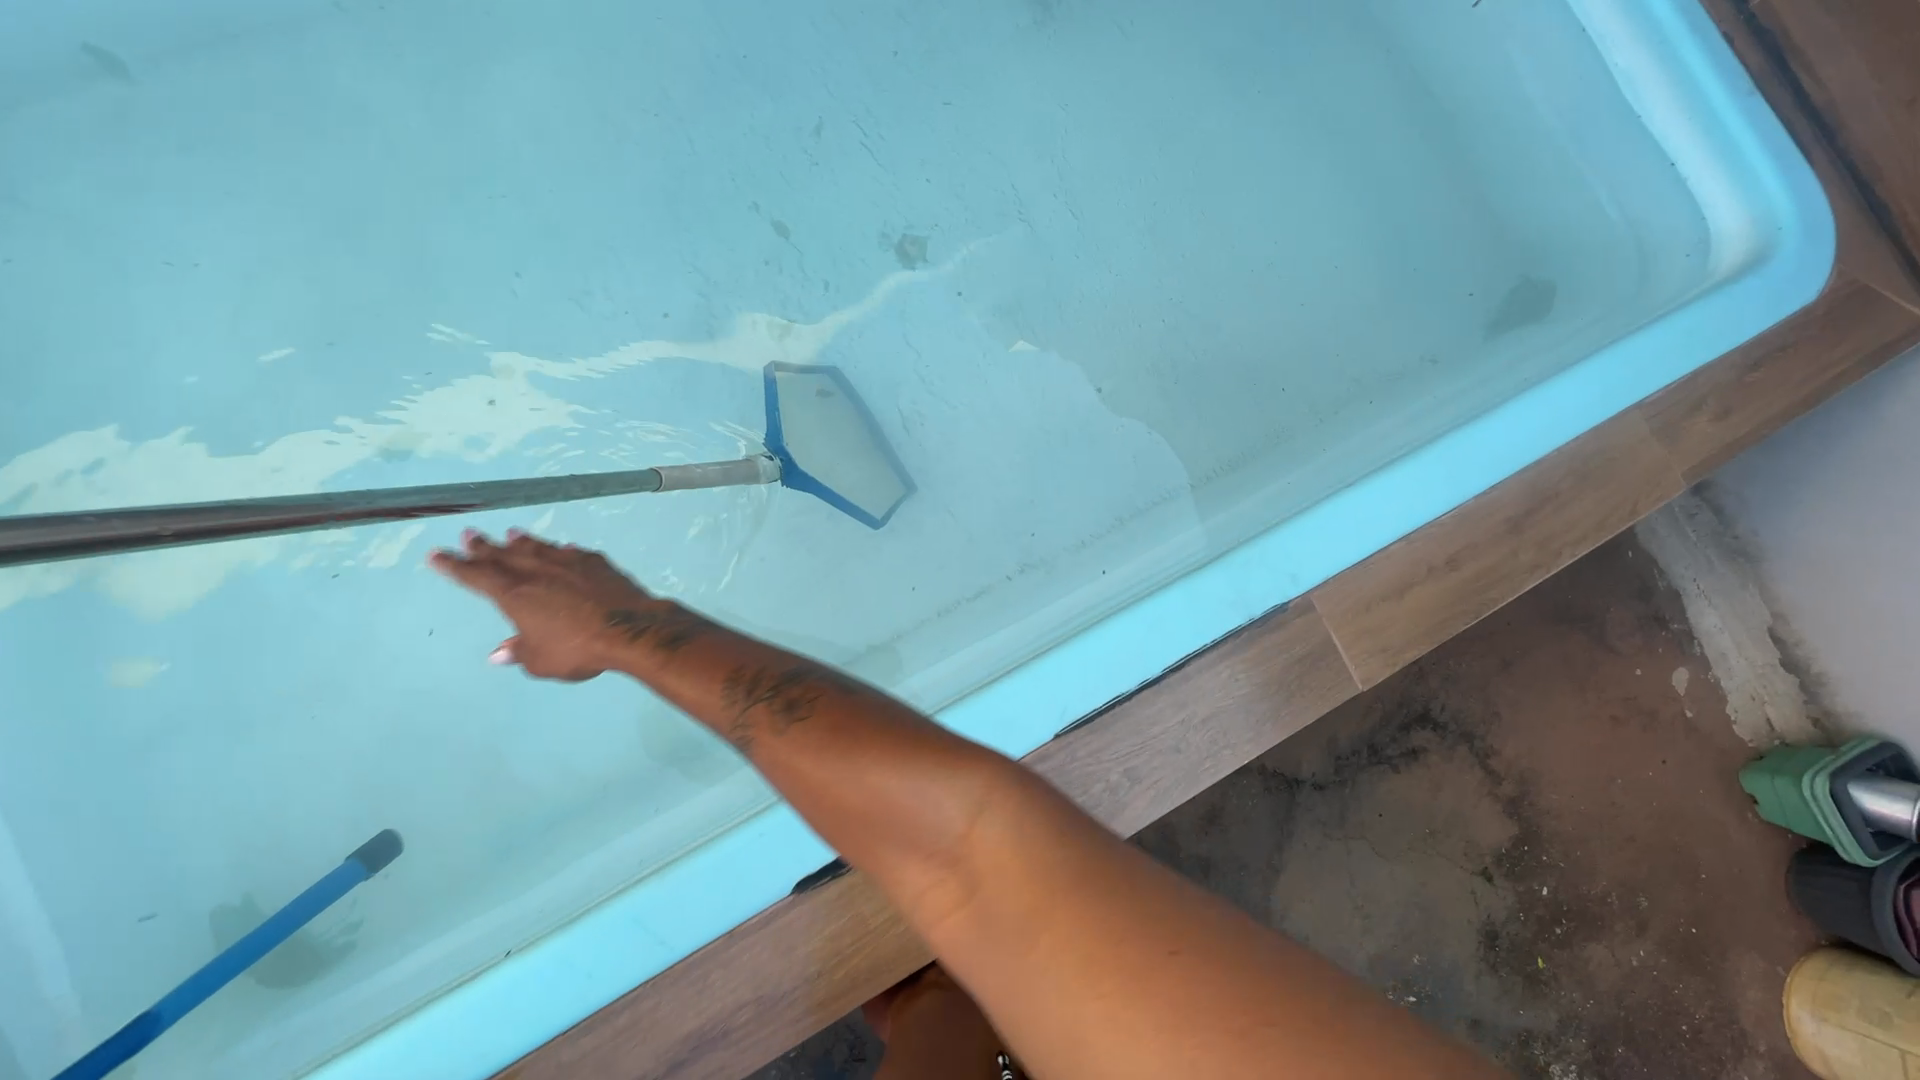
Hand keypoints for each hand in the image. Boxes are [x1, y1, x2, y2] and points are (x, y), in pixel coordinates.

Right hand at [429, 528, 681, 680]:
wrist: (631, 629)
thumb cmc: (579, 649)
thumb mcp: (541, 660)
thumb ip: (520, 652)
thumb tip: (499, 654)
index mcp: (516, 595)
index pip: (477, 577)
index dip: (456, 566)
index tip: (437, 555)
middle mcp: (539, 573)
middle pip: (506, 556)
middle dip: (485, 547)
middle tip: (469, 534)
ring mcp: (570, 564)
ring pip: (540, 548)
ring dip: (524, 542)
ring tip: (511, 534)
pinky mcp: (598, 564)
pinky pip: (574, 553)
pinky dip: (563, 551)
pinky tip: (563, 548)